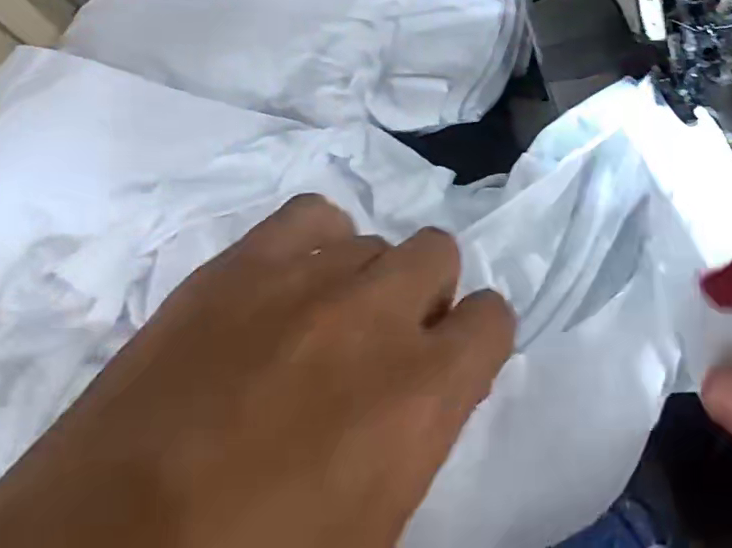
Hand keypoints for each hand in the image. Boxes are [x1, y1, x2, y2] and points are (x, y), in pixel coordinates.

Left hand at [0, 194, 514, 547]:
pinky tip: (289, 284)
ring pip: (374, 238)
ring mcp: (304, 277)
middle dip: (426, 293)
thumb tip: (421, 391)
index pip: (493, 317)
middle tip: (384, 342)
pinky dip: (316, 242)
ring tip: (324, 320)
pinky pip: (311, 216)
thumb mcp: (376, 523)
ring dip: (366, 276)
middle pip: (438, 251)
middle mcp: (377, 314)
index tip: (451, 358)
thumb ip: (417, 434)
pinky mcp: (238, 263)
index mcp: (422, 393)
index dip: (476, 338)